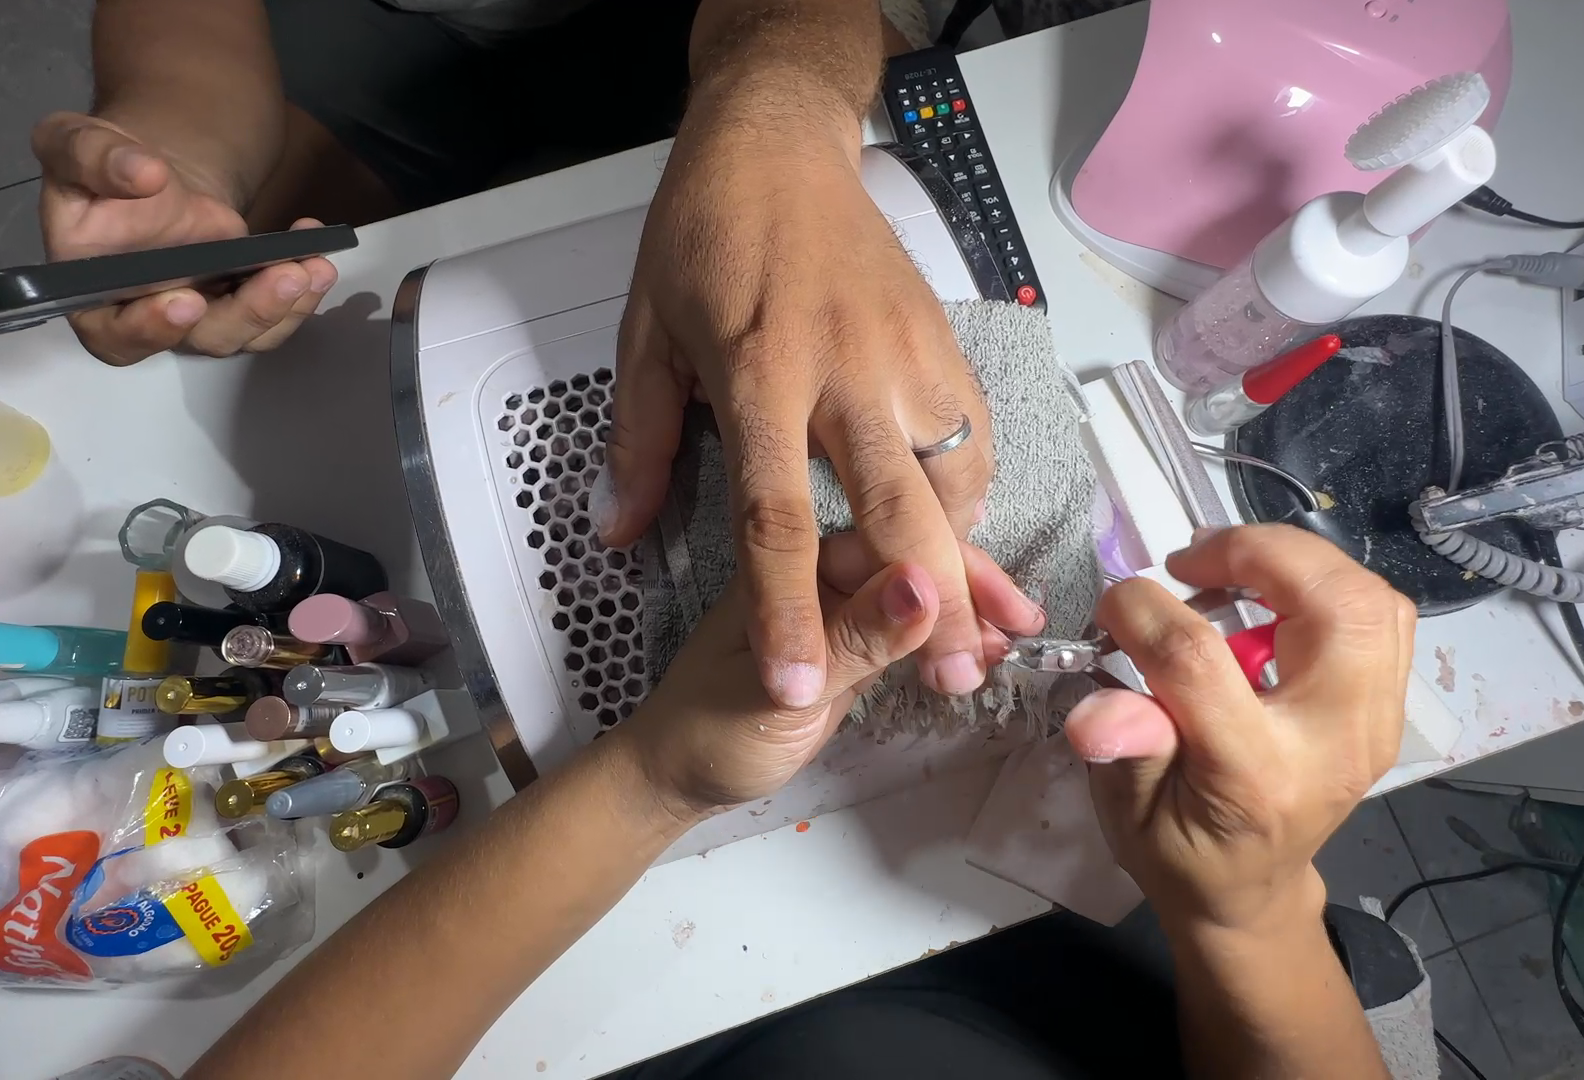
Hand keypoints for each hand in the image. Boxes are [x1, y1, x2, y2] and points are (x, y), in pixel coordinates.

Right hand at [32, 112, 336, 364]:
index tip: (186, 301)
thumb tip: (143, 173)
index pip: (114, 336)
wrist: (153, 174)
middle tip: (286, 276)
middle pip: (207, 338)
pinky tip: (316, 256)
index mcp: (93, 294)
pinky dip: (305, 291)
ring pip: (254, 333)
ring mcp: (206, 318)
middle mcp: (153, 318)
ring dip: (290, 305)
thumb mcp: (75, 144)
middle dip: (251, 312)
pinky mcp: (244, 308)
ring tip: (315, 266)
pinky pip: (280, 316)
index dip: (149, 330)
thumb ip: (91, 157)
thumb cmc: (103, 168)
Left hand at [602, 89, 994, 709]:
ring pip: (952, 478)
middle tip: (953, 682)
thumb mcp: (645, 337)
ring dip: (962, 553)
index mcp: (759, 378)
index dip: (786, 614)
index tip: (796, 688)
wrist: (776, 143)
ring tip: (967, 619)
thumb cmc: (704, 237)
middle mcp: (843, 375)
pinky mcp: (939, 341)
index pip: (775, 521)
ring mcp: (903, 356)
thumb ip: (640, 443)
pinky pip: (967, 438)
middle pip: (897, 512)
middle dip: (931, 607)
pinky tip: (954, 527)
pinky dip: (966, 494)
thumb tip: (616, 533)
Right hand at [1064, 525, 1415, 937]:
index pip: (1200, 659)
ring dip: (1292, 558)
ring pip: (1370, 599)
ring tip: (1222, 564)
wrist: (1248, 887)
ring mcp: (1371, 721)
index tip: (1108, 608)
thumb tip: (1095, 710)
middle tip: (1186, 561)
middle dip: (1255, 553)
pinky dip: (1317, 579)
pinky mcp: (1381, 704)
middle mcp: (1334, 740)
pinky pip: (1376, 613)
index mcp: (1256, 775)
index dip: (1140, 612)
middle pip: (1336, 607)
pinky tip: (1260, 588)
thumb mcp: (1126, 814)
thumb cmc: (1177, 849)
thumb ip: (1121, 754)